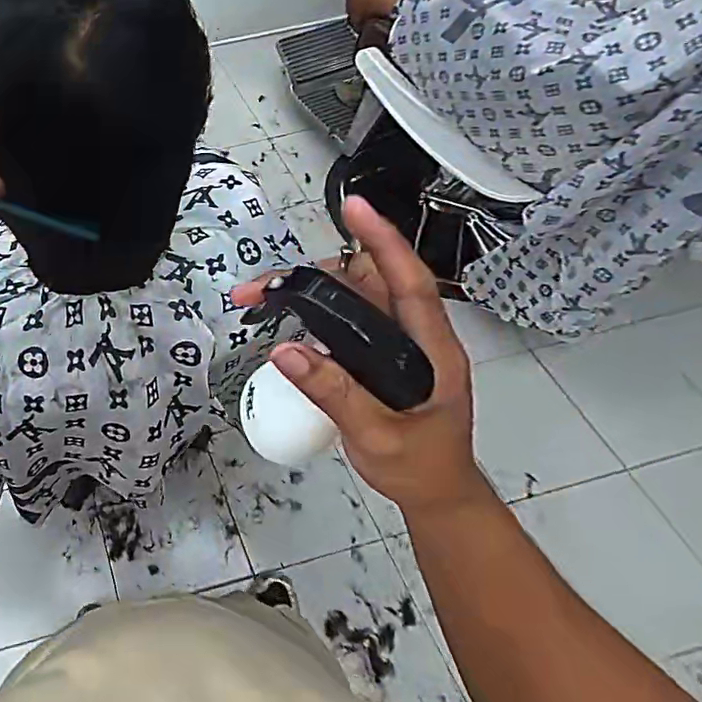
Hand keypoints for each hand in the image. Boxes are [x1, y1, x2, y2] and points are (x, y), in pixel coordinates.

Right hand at [230, 196, 491, 516]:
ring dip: (311, 291)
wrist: (437, 494)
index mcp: (432, 349)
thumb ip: (334, 395)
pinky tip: (290, 322)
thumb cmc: (421, 468)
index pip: (410, 280)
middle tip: (265, 287)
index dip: (383, 240)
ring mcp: (400, 344)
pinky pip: (349, 321)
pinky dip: (317, 313)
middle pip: (370, 282)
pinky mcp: (382, 355)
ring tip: (264, 300)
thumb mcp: (377, 437)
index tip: (355, 208)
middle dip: (317, 273)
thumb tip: (285, 351)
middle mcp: (417, 336)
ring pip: (355, 298)